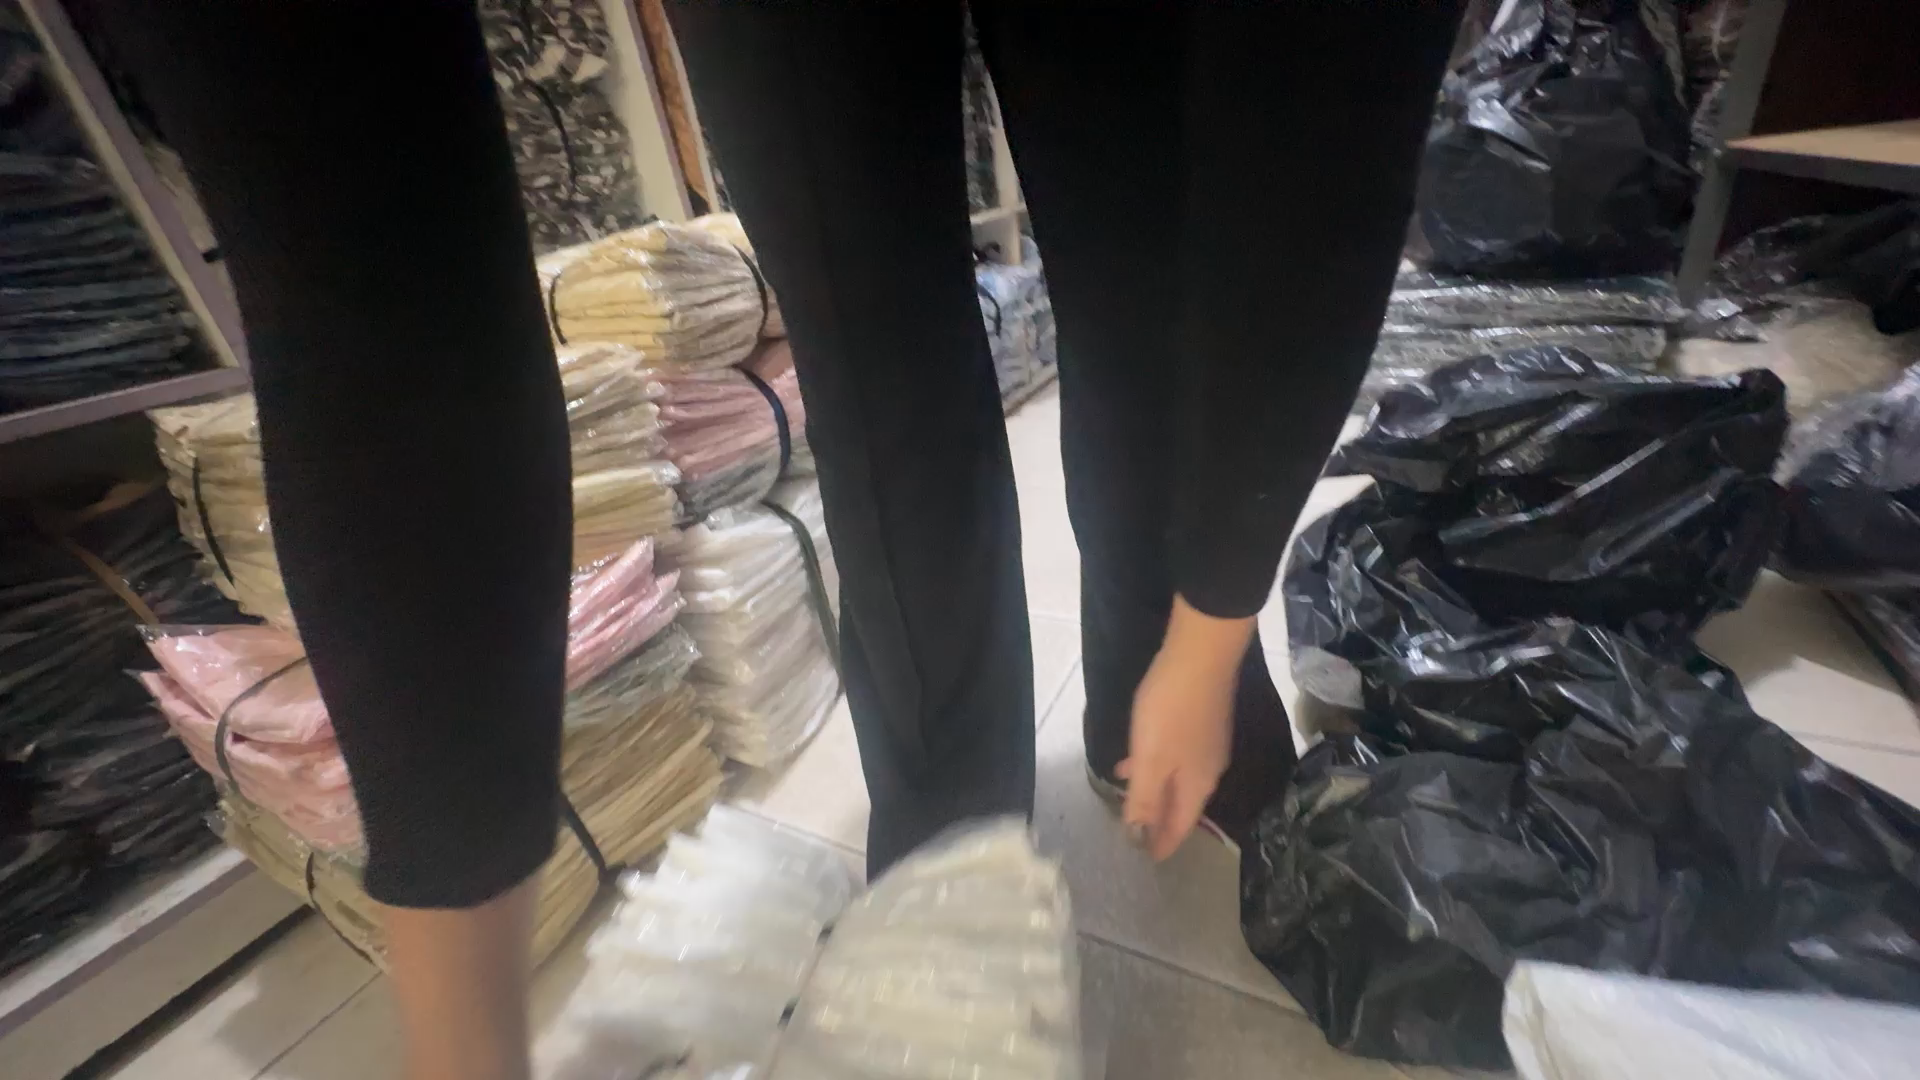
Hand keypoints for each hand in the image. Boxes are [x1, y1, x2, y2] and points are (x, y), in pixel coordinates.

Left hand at [1118, 597, 1251, 859]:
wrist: (1200, 655)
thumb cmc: (1170, 710)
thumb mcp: (1150, 757)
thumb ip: (1144, 796)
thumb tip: (1138, 834)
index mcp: (1197, 783)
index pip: (1181, 824)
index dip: (1164, 841)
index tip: (1152, 859)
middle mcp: (1208, 768)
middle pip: (1182, 803)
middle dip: (1160, 819)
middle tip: (1141, 834)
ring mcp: (1207, 743)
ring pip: (1177, 777)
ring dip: (1154, 789)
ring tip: (1128, 794)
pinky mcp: (1201, 720)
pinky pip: (1174, 756)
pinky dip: (1156, 764)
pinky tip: (1136, 753)